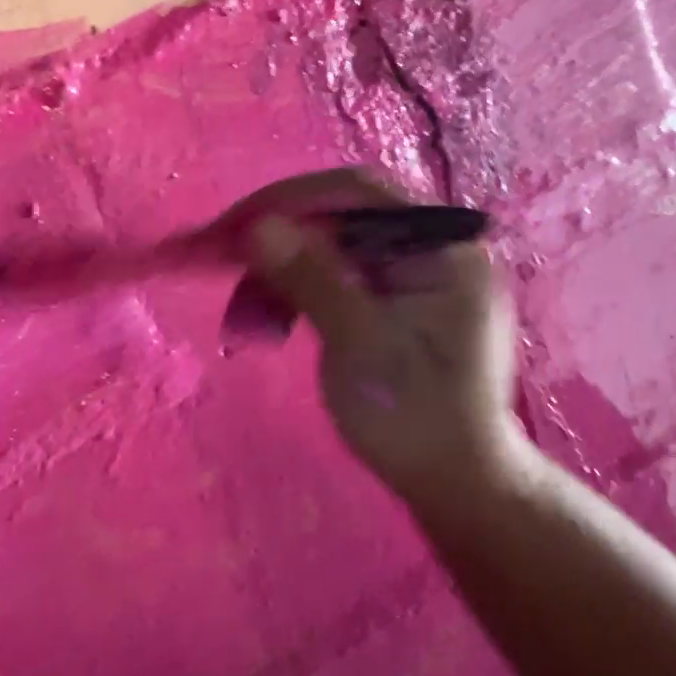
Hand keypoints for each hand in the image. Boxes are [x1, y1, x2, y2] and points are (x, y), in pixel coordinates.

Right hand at [209, 170, 525, 503]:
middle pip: (335, 216)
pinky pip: (327, 273)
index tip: (234, 227)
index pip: (357, 192)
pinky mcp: (388, 300)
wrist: (455, 483)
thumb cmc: (415, 415)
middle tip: (220, 260)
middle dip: (274, 237)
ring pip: (324, 245)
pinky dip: (289, 289)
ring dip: (275, 267)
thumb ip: (312, 278)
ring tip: (241, 305)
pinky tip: (265, 317)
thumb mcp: (359, 343)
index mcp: (441, 250)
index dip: (289, 201)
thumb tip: (259, 226)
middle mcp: (428, 250)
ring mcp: (408, 276)